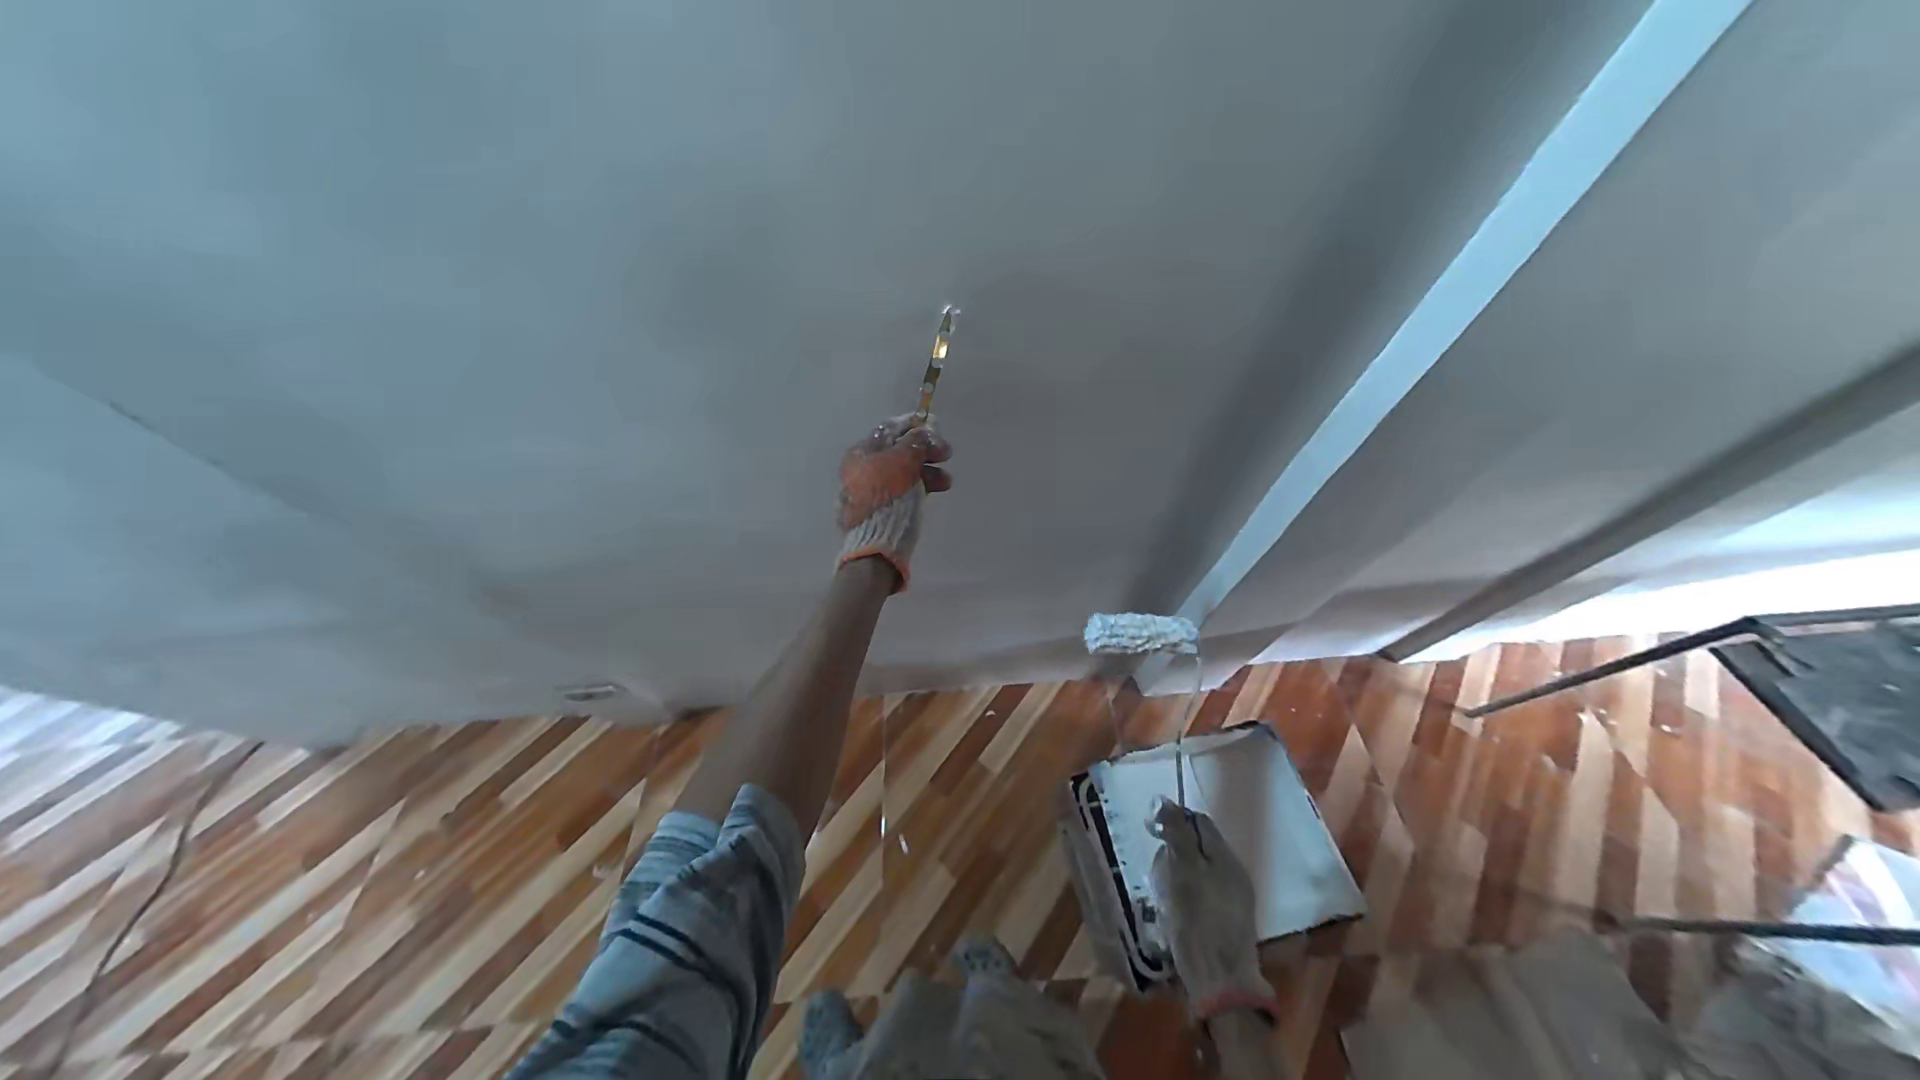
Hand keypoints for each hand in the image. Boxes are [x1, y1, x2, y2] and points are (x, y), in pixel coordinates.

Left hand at [836, 414, 951, 590]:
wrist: (877, 541)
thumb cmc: (888, 494)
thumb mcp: (904, 460)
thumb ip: (916, 441)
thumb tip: (926, 429)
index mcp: (862, 452)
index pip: (889, 429)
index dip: (913, 425)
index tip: (935, 425)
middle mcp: (864, 468)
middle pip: (899, 450)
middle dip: (926, 450)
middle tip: (947, 453)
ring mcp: (873, 489)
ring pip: (906, 471)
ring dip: (929, 470)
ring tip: (947, 480)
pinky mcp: (884, 507)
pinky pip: (906, 488)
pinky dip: (922, 486)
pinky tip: (939, 488)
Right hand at [1147, 799, 1278, 1023]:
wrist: (1221, 982)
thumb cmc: (1197, 922)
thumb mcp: (1182, 871)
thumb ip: (1177, 834)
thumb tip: (1165, 800)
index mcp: (1225, 857)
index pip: (1199, 821)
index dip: (1174, 819)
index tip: (1150, 830)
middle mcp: (1234, 872)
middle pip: (1199, 845)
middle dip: (1173, 850)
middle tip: (1156, 869)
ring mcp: (1234, 897)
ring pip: (1198, 869)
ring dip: (1177, 873)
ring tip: (1163, 893)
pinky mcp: (1228, 919)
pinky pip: (1203, 892)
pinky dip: (1185, 894)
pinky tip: (1175, 911)